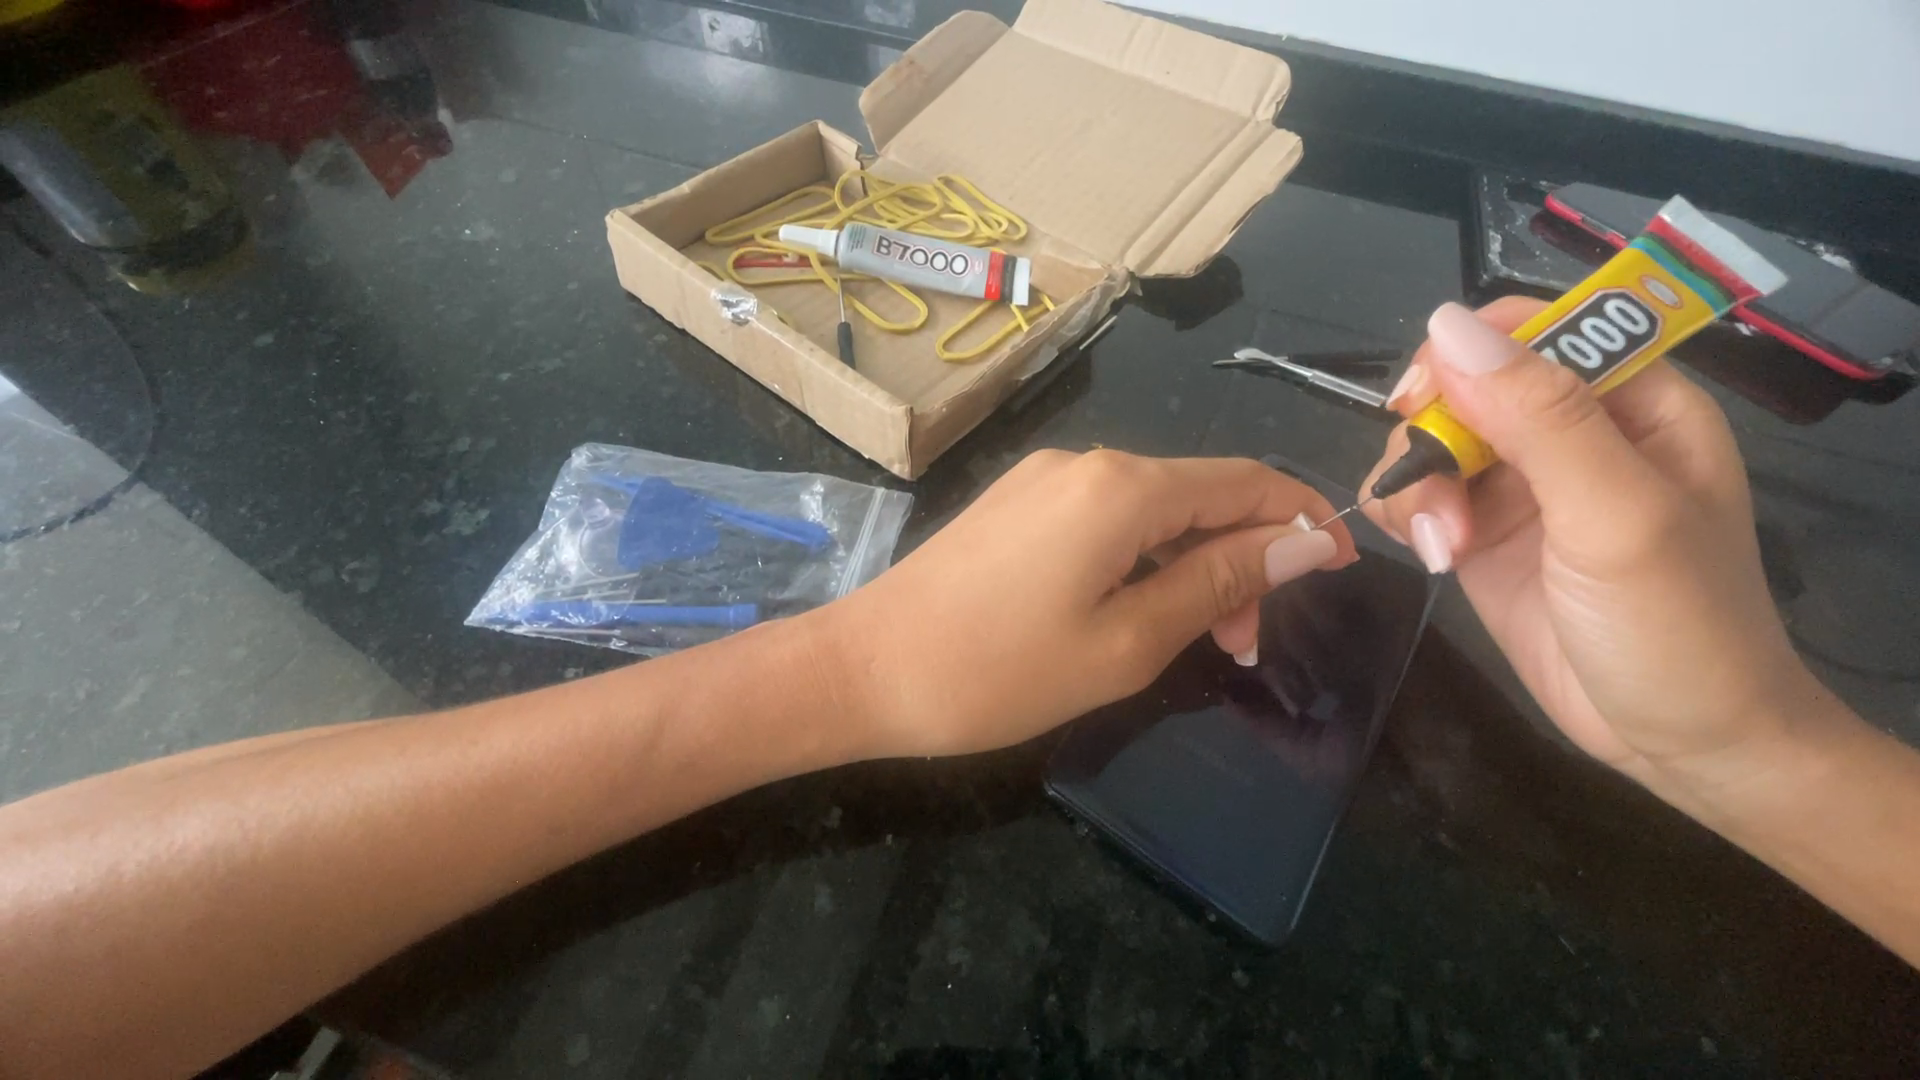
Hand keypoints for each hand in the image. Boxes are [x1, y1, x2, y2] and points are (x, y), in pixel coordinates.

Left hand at [826, 451, 1356, 757]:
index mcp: (1121, 488)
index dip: (1301, 520)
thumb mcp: (1125, 642)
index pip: (1244, 482)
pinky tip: (1133, 610)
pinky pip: (1101, 521)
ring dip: (1187, 567)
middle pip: (1196, 496)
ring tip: (1193, 640)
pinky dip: (1137, 561)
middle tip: (1242, 646)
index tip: (1339, 570)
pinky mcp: (1013, 506)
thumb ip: (1217, 583)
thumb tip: (1305, 541)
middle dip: (1239, 560)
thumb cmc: (997, 672)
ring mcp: (1041, 481)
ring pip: (1148, 512)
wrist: (862, 669)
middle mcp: (1084, 464)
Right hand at [1364, 299, 1827, 783]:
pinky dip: (1408, 517)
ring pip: (1427, 442)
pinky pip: (1417, 493)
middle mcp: (1568, 432)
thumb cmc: (1672, 623)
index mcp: (1632, 403)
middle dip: (1433, 438)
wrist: (1669, 738)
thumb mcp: (1613, 512)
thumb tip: (1446, 324)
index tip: (1424, 403)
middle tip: (1437, 498)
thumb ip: (1538, 416)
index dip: (1473, 351)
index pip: (1537, 330)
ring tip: (1445, 547)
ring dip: (1416, 489)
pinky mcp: (1478, 529)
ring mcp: (1518, 483)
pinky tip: (1434, 556)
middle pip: (1463, 386)